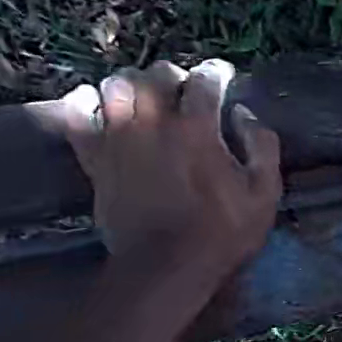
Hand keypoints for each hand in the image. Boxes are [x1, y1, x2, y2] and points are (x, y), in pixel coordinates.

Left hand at [62, 59, 281, 279]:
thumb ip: (262, 147)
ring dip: (134, 85)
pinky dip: (85, 103)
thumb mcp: (264, 196)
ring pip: (116, 85)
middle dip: (175, 76)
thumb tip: (245, 114)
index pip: (205, 80)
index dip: (217, 73)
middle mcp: (154, 122)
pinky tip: (96, 105)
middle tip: (185, 91)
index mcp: (197, 128)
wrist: (166, 268)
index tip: (224, 78)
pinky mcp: (95, 158)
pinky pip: (77, 114)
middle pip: (157, 74)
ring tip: (144, 98)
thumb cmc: (222, 234)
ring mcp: (118, 138)